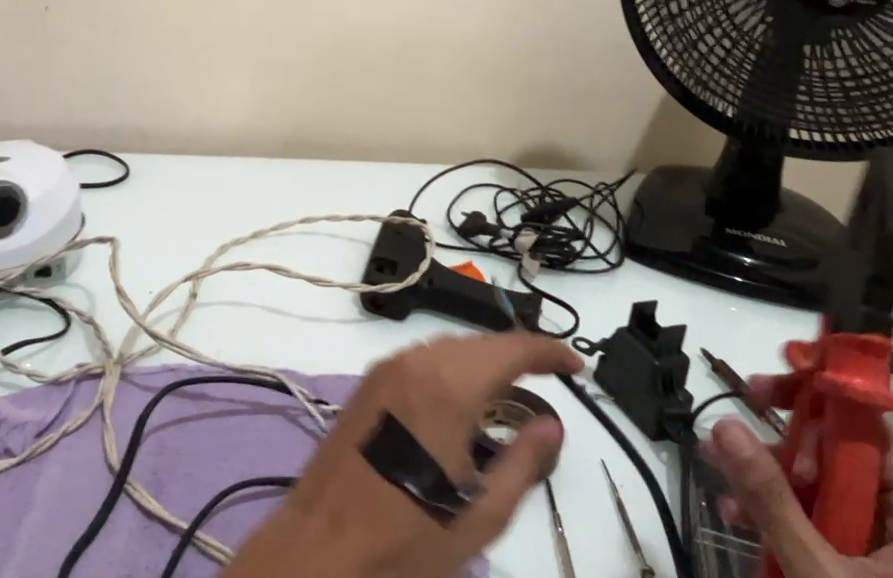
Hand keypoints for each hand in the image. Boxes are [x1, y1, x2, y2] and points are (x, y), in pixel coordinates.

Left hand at [225, 332, 581, 577]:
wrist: (317, 549)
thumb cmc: (403, 538)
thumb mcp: (479, 515)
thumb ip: (523, 463)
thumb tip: (551, 425)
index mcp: (448, 387)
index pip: (512, 348)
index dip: (549, 351)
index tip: (575, 365)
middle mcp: (415, 364)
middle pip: (479, 342)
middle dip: (516, 357)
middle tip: (546, 382)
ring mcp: (385, 371)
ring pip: (448, 348)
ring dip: (482, 362)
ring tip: (507, 396)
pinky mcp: (366, 386)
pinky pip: (420, 361)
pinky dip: (449, 370)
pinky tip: (458, 406)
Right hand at [699, 417, 892, 577]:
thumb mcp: (818, 575)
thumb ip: (771, 501)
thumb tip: (725, 425)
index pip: (873, 431)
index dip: (822, 399)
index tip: (764, 386)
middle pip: (843, 459)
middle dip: (784, 445)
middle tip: (735, 432)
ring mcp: (884, 556)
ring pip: (824, 494)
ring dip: (772, 483)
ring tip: (724, 482)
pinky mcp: (861, 577)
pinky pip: (819, 530)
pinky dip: (781, 521)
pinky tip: (741, 523)